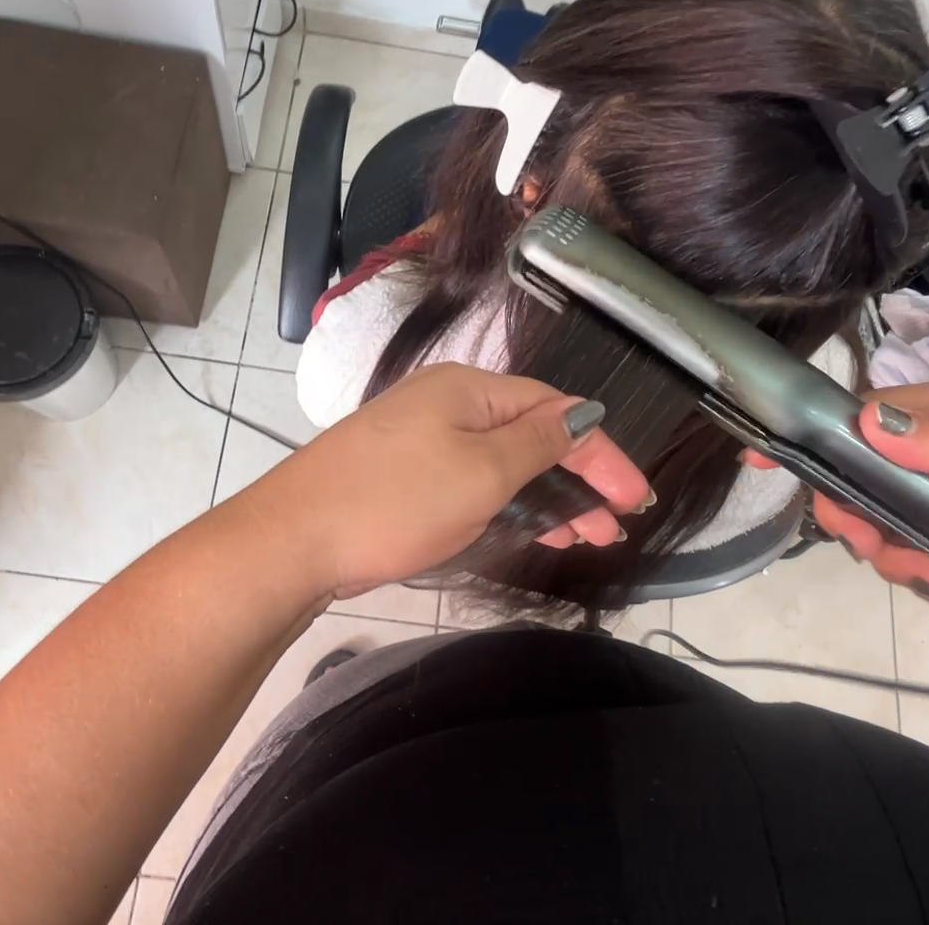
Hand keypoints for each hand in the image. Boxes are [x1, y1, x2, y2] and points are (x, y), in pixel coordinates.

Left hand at [233, 363, 650, 597]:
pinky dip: (505, 502)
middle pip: (530, 433)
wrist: (292, 539)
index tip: (636, 499)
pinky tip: (526, 528)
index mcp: (469, 389)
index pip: (555, 410)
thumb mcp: (480, 473)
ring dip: (545, 495)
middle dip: (578, 478)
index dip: (603, 451)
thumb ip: (537, 443)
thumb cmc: (394, 502)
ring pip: (502, 460)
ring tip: (582, 536)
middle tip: (611, 528)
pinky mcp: (404, 472)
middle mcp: (446, 403)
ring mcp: (421, 438)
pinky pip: (471, 479)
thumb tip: (581, 414)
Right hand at [748, 373, 928, 618]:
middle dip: (859, 511)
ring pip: (892, 517)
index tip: (771, 463)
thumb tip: (867, 422)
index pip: (877, 412)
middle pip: (871, 471)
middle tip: (871, 548)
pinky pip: (925, 551)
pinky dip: (923, 572)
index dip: (824, 437)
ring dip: (892, 550)